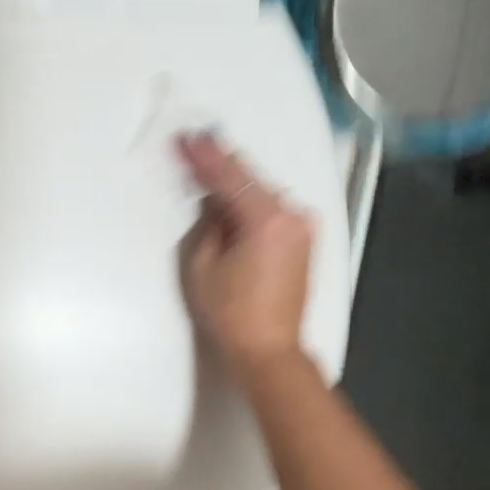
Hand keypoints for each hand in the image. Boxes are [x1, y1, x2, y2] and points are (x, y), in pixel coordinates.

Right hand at [175, 131, 316, 365]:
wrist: (269, 350)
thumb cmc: (232, 315)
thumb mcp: (203, 267)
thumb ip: (208, 226)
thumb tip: (214, 207)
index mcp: (268, 219)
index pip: (231, 177)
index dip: (205, 157)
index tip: (186, 139)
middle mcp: (293, 216)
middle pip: (252, 180)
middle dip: (221, 165)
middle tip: (193, 147)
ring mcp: (302, 229)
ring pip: (263, 195)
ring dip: (235, 185)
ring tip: (206, 173)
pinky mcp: (302, 243)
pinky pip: (272, 212)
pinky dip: (250, 204)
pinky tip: (230, 201)